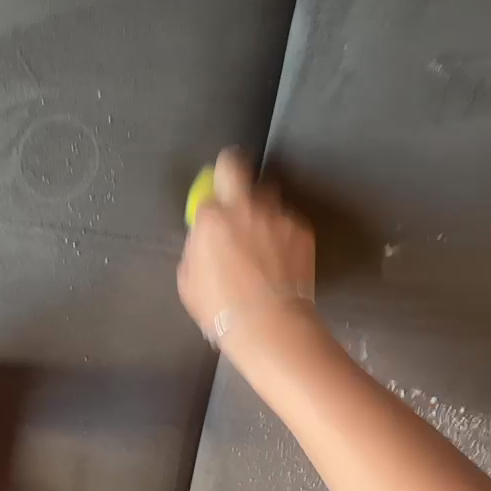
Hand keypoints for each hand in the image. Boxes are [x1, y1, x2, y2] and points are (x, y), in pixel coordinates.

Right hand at [176, 148, 315, 343]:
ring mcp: (277, 216)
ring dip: (261, 207)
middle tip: (232, 188)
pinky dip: (282, 233)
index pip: (206, 192)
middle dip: (231, 170)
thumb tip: (203, 239)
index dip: (209, 201)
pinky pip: (287, 222)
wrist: (268, 323)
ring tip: (261, 233)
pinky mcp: (301, 229)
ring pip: (268, 195)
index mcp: (211, 219)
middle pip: (236, 167)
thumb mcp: (189, 281)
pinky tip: (280, 257)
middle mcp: (244, 207)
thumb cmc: (220, 309)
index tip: (211, 209)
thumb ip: (195, 249)